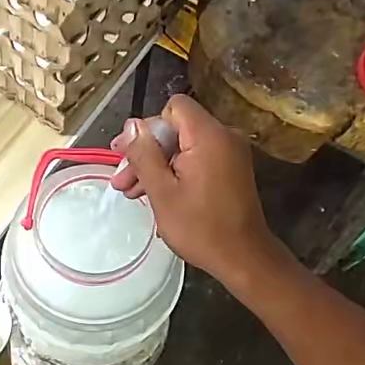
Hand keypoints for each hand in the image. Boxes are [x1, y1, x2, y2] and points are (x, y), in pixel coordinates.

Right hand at [110, 94, 285, 285]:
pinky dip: (178, 172)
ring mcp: (232, 154)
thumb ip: (144, 154)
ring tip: (132, 192)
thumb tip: (132, 125)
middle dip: (147, 152)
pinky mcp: (232, 170)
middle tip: (122, 180)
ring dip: (158, 165)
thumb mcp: (162, 192)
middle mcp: (225, 137)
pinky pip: (199, 159)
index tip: (130, 155)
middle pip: (178, 127)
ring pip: (186, 146)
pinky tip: (157, 195)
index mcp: (209, 136)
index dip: (149, 128)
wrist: (243, 257)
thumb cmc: (201, 228)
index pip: (175, 107)